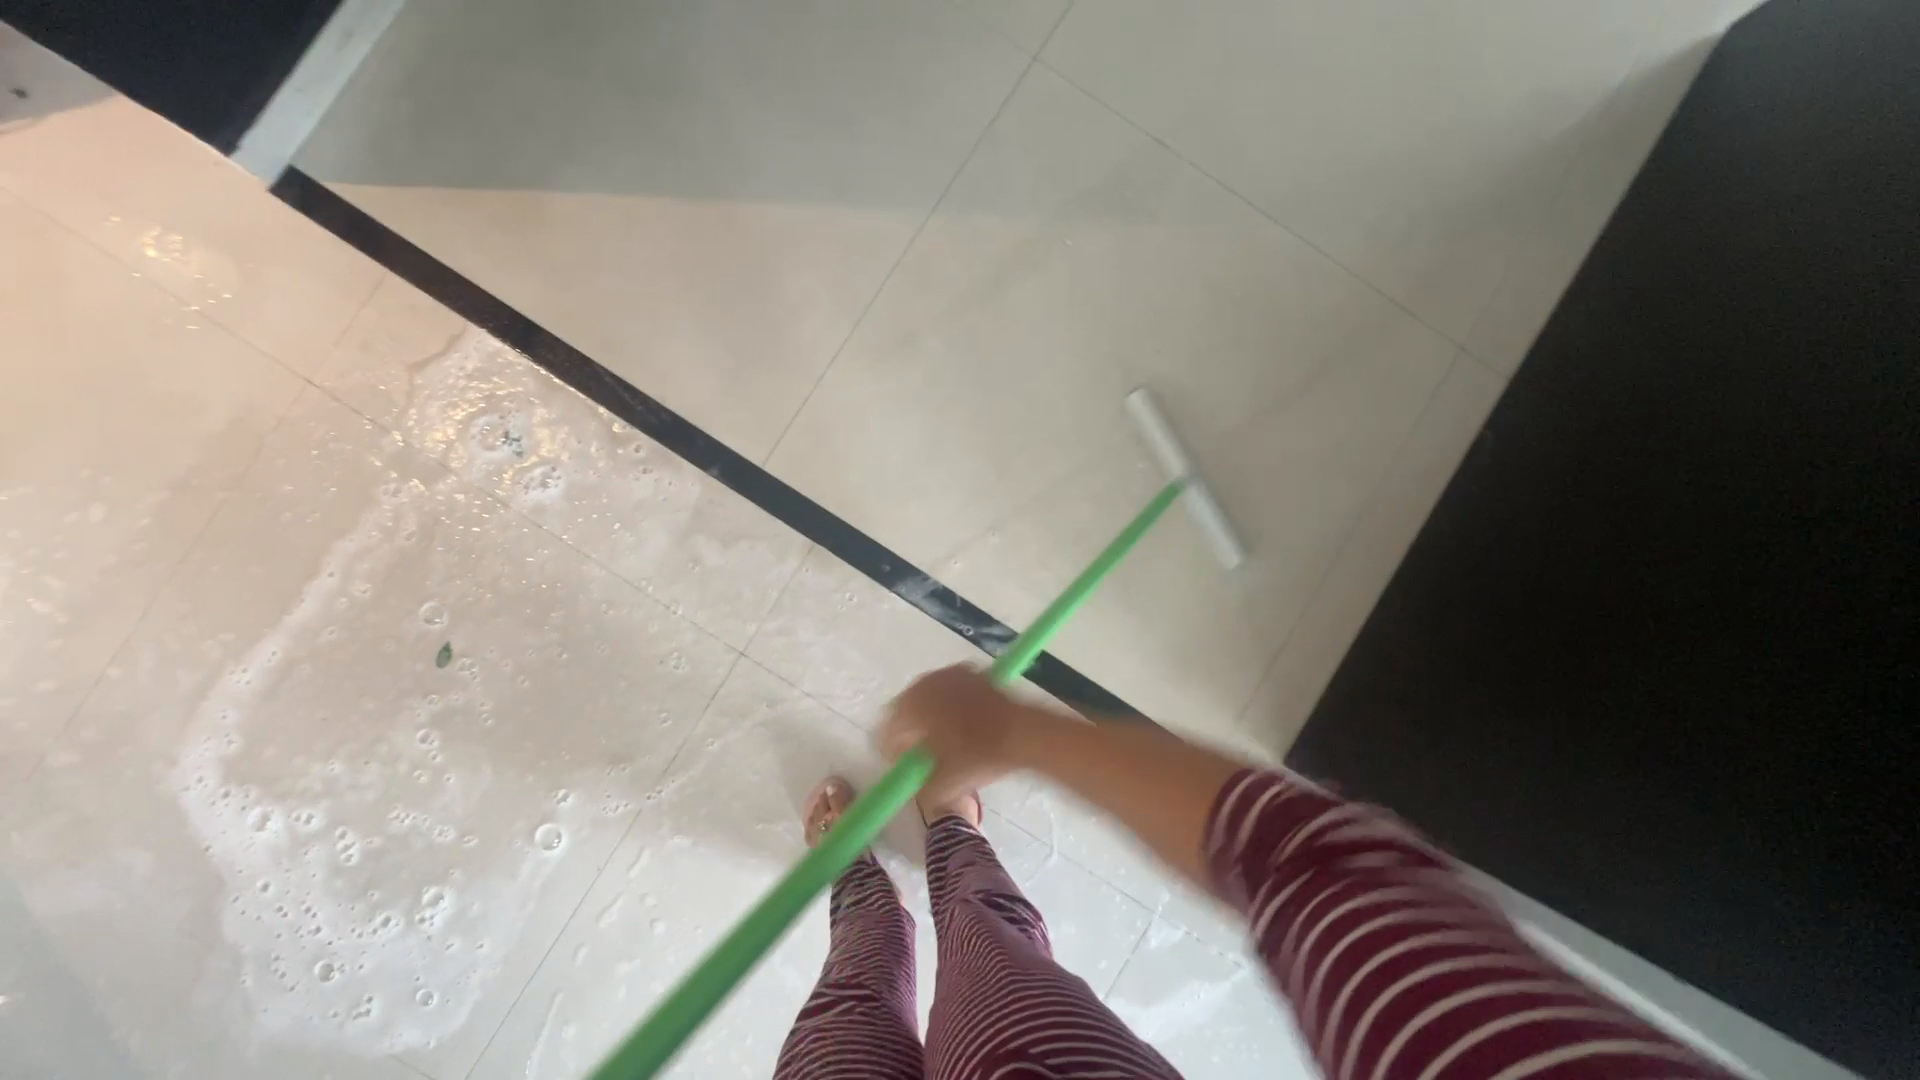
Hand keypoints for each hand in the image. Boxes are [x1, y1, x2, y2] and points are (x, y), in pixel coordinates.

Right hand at [878, 664, 1038, 806]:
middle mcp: (925, 684)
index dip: (892, 749)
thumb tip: (919, 793)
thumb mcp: (947, 784)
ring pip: (926, 696)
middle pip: (904, 709)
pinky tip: (961, 723)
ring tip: (942, 739)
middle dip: (908, 730)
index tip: (904, 765)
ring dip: (927, 716)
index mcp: (912, 707)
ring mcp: (949, 674)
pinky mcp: (970, 672)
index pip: (888, 729)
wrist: (1025, 732)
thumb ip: (924, 791)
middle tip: (920, 752)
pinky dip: (948, 704)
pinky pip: (948, 689)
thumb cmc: (980, 756)